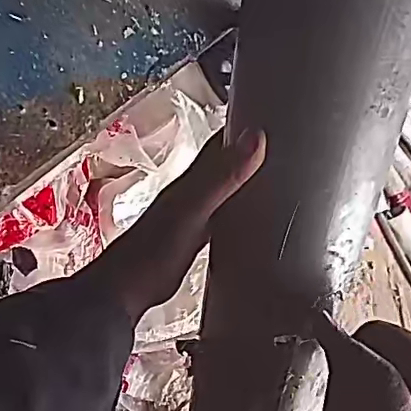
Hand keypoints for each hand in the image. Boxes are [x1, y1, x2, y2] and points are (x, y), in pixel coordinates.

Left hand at [79, 126, 265, 317]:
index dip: (244, 129)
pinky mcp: (191, 243)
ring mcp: (189, 219)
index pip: (220, 145)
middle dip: (250, 157)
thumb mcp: (191, 212)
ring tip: (278, 183)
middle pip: (224, 167)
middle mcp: (189, 196)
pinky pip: (222, 220)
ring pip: (224, 193)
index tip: (275, 119)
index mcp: (189, 183)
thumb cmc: (150, 252)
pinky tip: (252, 223)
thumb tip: (253, 138)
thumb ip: (219, 178)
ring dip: (245, 186)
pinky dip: (238, 215)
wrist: (124, 291)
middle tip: (286, 151)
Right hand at [313, 315, 410, 410]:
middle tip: (349, 335)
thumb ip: (342, 391)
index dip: (348, 343)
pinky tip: (383, 361)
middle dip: (381, 336)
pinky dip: (406, 358)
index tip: (322, 325)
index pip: (381, 373)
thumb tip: (334, 349)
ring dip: (396, 344)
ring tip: (364, 346)